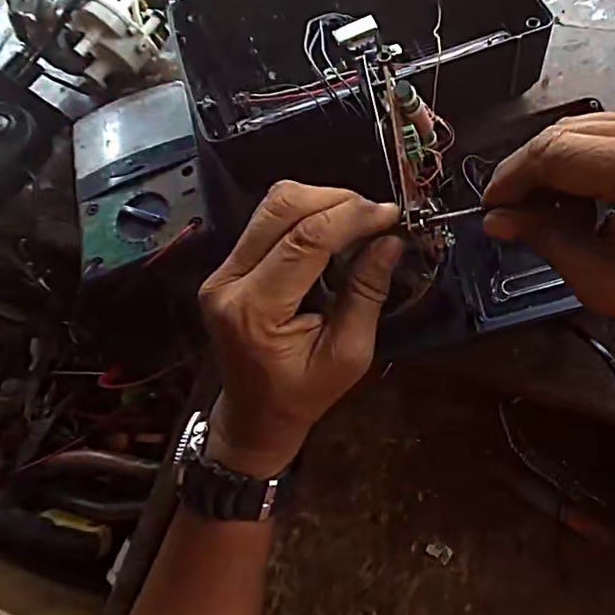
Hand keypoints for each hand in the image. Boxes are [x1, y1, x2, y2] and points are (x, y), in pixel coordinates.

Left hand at [197, 183, 403, 476]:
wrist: (254, 416)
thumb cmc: (303, 395)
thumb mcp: (348, 354)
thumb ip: (366, 294)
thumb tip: (391, 242)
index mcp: (256, 310)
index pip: (304, 240)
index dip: (352, 217)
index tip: (391, 215)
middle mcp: (229, 282)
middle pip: (281, 207)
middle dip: (337, 199)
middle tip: (378, 215)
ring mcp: (223, 270)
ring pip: (273, 206)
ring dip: (323, 201)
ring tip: (360, 221)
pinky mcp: (229, 266)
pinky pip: (269, 221)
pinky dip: (309, 214)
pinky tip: (336, 230)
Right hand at [481, 110, 614, 363]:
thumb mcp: (602, 276)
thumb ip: (544, 238)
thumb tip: (497, 219)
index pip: (553, 153)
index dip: (511, 179)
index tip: (489, 207)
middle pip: (568, 132)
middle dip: (531, 170)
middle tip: (511, 210)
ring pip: (590, 128)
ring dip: (559, 164)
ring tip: (547, 209)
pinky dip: (590, 160)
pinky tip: (585, 196)